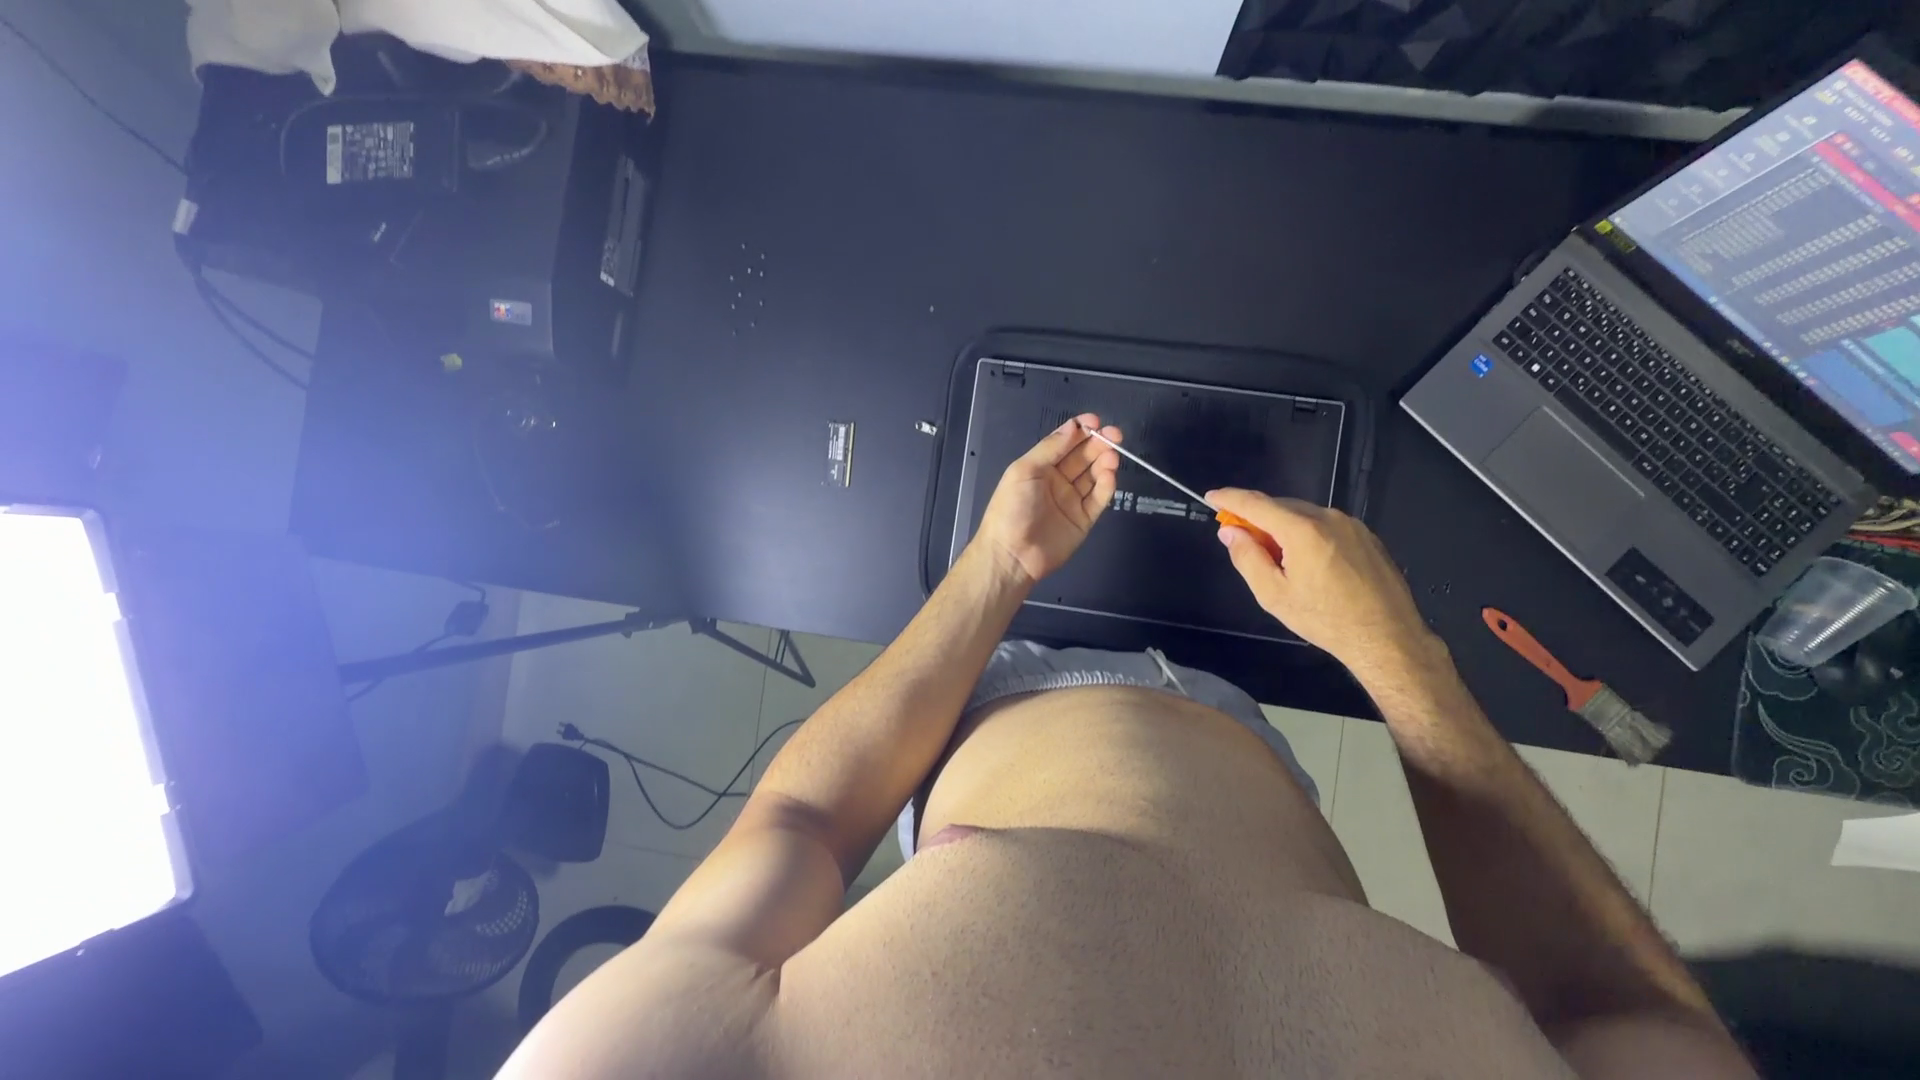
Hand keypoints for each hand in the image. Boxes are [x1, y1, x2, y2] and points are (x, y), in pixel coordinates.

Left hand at [974, 414, 1121, 585]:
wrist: (1011, 555)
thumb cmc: (1011, 508)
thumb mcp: (1024, 471)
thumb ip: (1049, 448)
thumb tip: (1073, 427)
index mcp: (1039, 467)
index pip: (1064, 442)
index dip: (1080, 430)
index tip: (1096, 421)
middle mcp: (1057, 481)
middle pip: (1083, 456)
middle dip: (1098, 443)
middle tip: (1114, 435)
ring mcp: (1072, 500)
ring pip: (1093, 476)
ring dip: (1104, 462)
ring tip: (1113, 454)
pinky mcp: (1083, 520)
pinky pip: (1099, 499)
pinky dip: (1107, 485)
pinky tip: (1110, 474)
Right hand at [1208, 488, 1440, 679]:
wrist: (1387, 637)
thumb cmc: (1325, 619)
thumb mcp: (1274, 595)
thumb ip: (1247, 558)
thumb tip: (1230, 532)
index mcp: (1302, 530)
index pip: (1256, 504)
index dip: (1230, 498)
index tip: (1211, 497)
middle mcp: (1328, 518)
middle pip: (1281, 506)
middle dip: (1257, 517)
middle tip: (1240, 537)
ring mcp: (1351, 525)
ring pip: (1305, 515)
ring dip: (1283, 527)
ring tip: (1277, 558)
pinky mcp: (1367, 536)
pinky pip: (1326, 526)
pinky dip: (1307, 534)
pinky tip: (1308, 562)